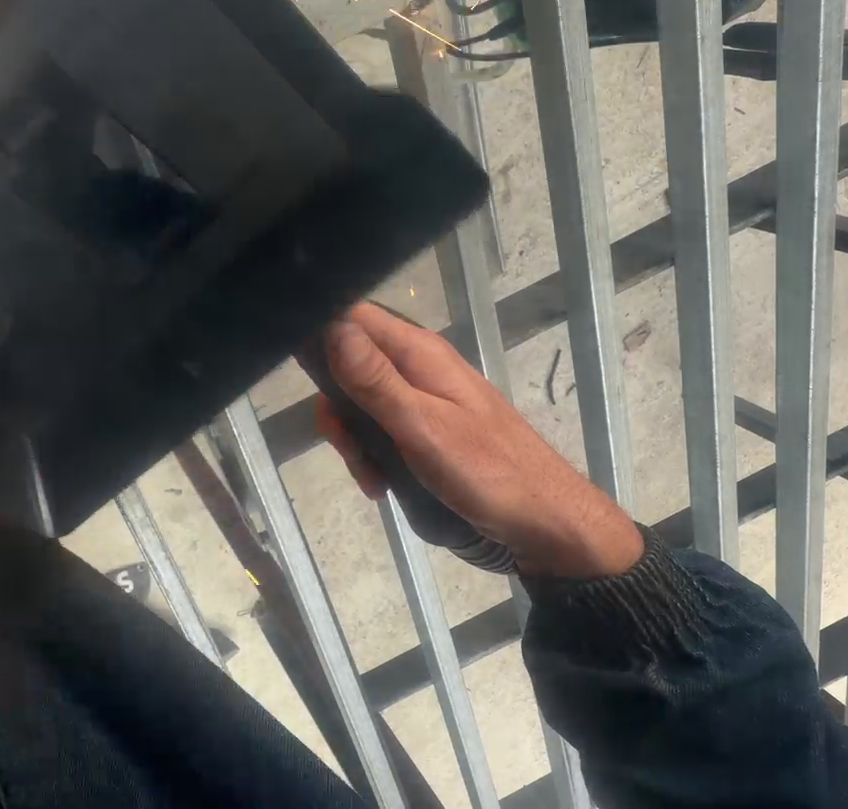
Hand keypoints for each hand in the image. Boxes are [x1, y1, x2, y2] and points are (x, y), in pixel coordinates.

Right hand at [320, 303, 642, 578]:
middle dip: (335, 405)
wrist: (549, 531)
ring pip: (359, 405)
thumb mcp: (423, 427)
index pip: (353, 316)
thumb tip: (331, 328)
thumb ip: (374, 380)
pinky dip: (370, 458)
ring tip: (370, 475)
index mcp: (418, 353)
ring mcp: (421, 403)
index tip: (297, 367)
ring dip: (352, 440)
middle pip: (347, 364)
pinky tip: (381, 485)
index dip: (320, 331)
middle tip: (344, 443)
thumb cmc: (489, 475)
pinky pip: (378, 434)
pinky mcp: (423, 436)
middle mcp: (417, 369)